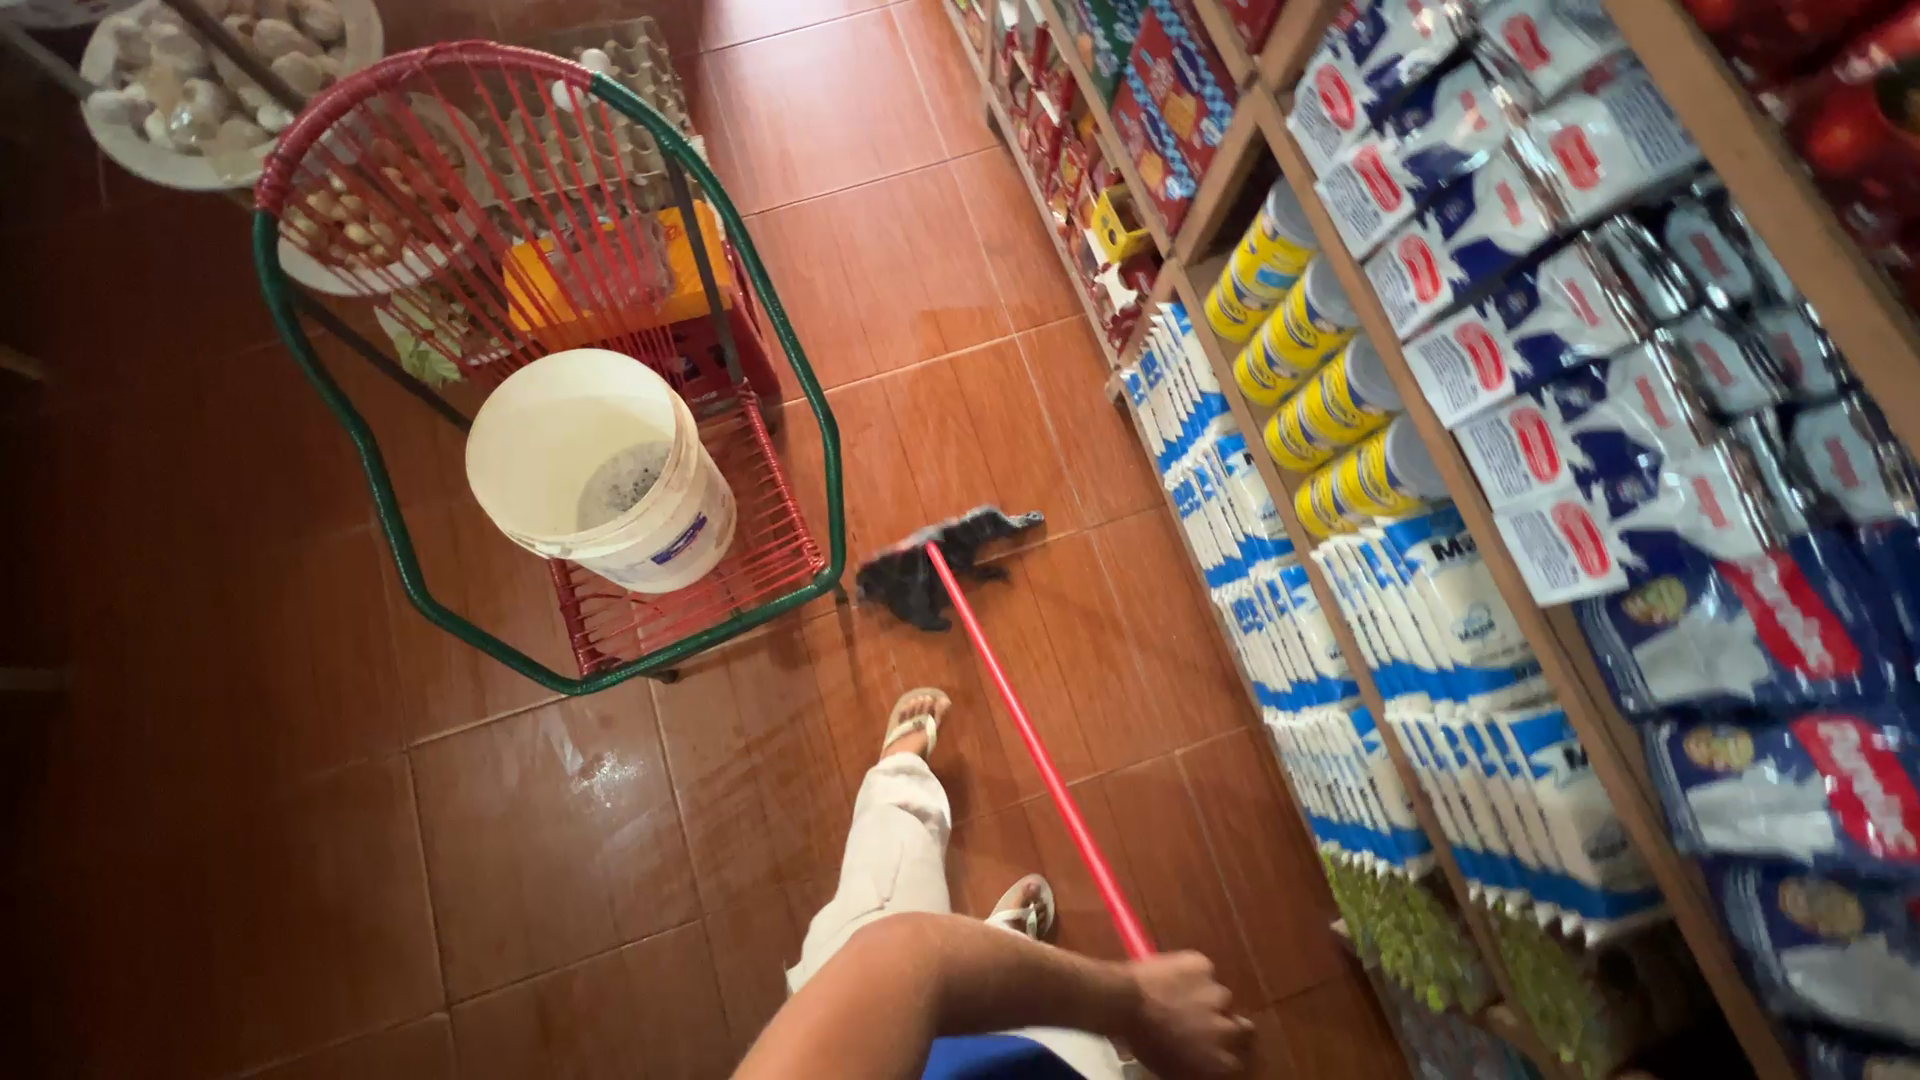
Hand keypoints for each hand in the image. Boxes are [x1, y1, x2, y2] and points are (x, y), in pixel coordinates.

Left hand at [1118, 952, 1254, 1077]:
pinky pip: (1203, 968)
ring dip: (1206, 995)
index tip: (1215, 1042)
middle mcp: (1227, 1028)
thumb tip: (1205, 1059)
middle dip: (1227, 1022)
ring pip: (1219, 994)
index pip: (1239, 1059)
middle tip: (1203, 1015)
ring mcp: (1217, 992)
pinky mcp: (1203, 964)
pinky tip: (1173, 972)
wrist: (1125, 1000)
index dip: (1227, 1048)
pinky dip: (1192, 970)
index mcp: (1220, 1060)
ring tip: (1181, 991)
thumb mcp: (1174, 1067)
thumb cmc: (1144, 1040)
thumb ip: (1200, 1064)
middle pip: (1242, 1027)